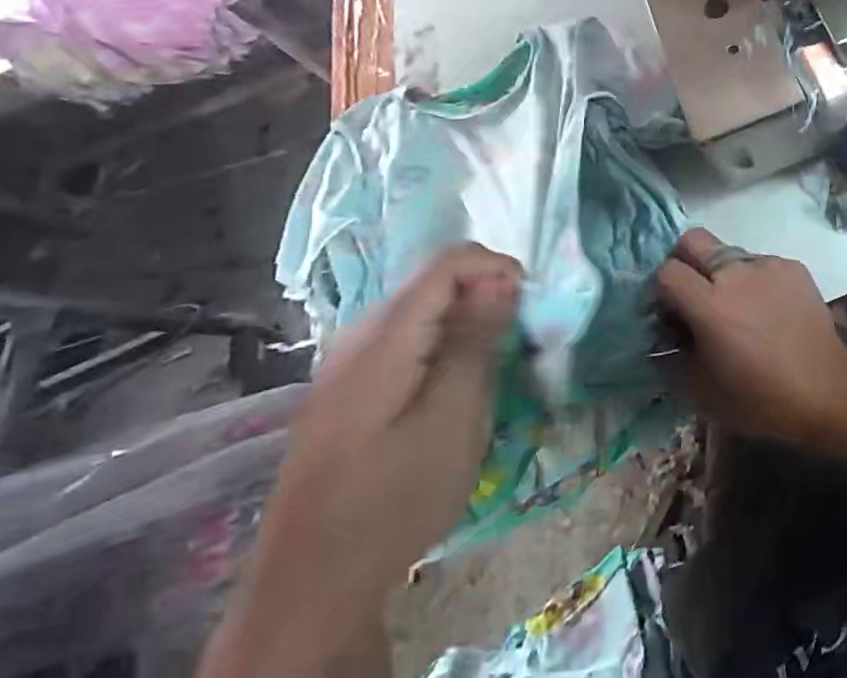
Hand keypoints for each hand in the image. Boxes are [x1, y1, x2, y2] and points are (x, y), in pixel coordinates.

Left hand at [201, 244, 519, 677]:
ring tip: (498, 361)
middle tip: (521, 336)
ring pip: (419, 313)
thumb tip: (502, 278)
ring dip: (467, 320)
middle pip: (430, 283)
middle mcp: (356, 340)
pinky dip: (443, 345)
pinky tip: (457, 385)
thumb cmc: (397, 497)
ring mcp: (345, 367)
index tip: (533, 303)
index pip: (446, 263)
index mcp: (383, 340)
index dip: (498, 266)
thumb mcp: (454, 417)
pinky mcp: (347, 394)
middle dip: (486, 292)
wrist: (314, 583)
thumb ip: (476, 340)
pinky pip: (404, 343)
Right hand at [654, 228, 846, 444]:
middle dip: (684, 261)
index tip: (667, 310)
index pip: (667, 270)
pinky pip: (761, 263)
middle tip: (692, 293)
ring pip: (730, 252)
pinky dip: (754, 279)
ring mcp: (769, 265)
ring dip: (722, 272)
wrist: (825, 389)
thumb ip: (672, 354)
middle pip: (694, 240)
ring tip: (738, 307)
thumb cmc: (759, 398)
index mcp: (710, 304)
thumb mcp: (700, 390)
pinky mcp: (794, 266)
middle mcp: (737, 273)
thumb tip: (664, 332)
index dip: (660, 289)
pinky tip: (767, 309)